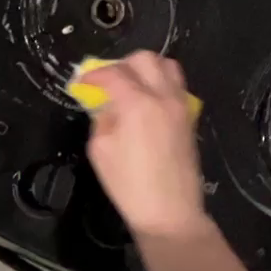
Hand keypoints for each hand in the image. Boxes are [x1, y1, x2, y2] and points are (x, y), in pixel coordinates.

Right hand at [79, 52, 213, 238]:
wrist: (169, 211)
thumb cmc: (128, 185)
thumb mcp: (100, 150)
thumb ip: (102, 118)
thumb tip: (106, 105)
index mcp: (137, 104)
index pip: (113, 74)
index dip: (93, 75)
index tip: (81, 82)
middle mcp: (163, 97)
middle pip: (144, 59)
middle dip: (121, 65)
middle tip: (106, 81)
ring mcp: (181, 106)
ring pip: (167, 66)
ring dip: (145, 69)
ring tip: (130, 86)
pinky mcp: (189, 118)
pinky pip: (176, 86)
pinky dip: (159, 84)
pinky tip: (146, 103)